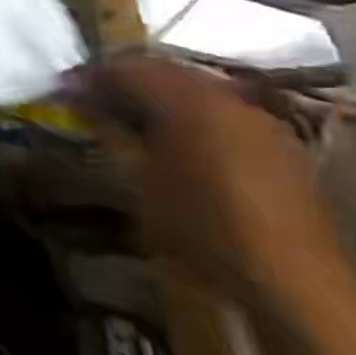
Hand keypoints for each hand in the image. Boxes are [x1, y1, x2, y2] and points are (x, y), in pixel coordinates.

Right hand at [74, 55, 342, 297]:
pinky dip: (189, 114)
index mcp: (191, 100)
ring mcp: (261, 121)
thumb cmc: (201, 227)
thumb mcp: (136, 178)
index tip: (62, 88)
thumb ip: (109, 128)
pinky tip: (173, 140)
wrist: (293, 286)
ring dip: (157, 96)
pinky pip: (222, 112)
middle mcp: (230, 99)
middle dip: (124, 80)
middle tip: (90, 100)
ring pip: (195, 89)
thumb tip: (80, 96)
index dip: (90, 75)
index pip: (127, 67)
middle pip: (164, 71)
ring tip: (128, 120)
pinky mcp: (281, 147)